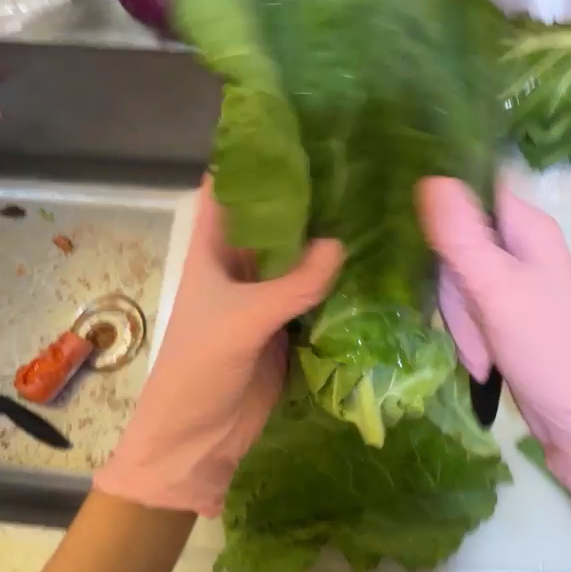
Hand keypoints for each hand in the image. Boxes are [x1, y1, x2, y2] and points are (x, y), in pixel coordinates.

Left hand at [94, 178, 342, 515]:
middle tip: (354, 164)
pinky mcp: (288, 325)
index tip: (297, 131)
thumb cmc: (199, 371)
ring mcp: (265, 296)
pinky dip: (337, 280)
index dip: (254, 159)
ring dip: (325, 238)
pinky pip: (315, 293)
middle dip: (304, 196)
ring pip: (297, 256)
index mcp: (212, 251)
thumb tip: (341, 243)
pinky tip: (371, 261)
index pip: (228, 190)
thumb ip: (291, 284)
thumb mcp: (242, 320)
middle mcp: (239, 266)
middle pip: (271, 220)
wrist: (199, 440)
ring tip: (370, 203)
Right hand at [417, 178, 570, 494]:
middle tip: (474, 323)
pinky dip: (467, 335)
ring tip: (483, 353)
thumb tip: (429, 178)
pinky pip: (466, 308)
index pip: (467, 194)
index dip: (442, 217)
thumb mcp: (498, 291)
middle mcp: (519, 246)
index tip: (431, 253)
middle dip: (453, 290)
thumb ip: (462, 237)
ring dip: (461, 321)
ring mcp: (511, 280)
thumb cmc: (547, 351)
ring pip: (454, 280)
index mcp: (527, 227)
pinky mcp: (503, 311)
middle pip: (454, 241)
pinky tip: (483, 360)